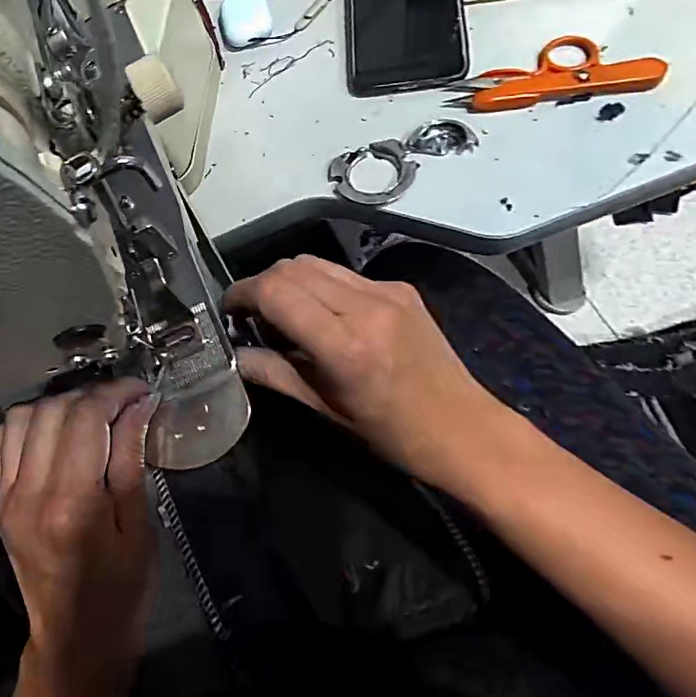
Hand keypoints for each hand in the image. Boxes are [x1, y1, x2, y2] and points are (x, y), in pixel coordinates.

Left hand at [0, 378, 158, 696]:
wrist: (74, 641)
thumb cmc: (121, 590)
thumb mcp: (140, 525)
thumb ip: (131, 459)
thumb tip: (138, 406)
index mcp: (72, 503)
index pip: (86, 417)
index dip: (116, 393)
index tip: (140, 390)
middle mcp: (30, 494)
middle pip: (53, 410)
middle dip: (92, 395)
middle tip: (123, 403)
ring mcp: (7, 497)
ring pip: (23, 417)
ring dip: (59, 405)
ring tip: (90, 414)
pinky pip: (5, 441)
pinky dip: (30, 424)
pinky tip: (57, 432)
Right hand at [225, 255, 516, 485]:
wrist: (465, 428)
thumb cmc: (393, 433)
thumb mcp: (326, 410)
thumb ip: (275, 374)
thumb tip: (235, 355)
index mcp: (345, 344)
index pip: (276, 292)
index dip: (242, 293)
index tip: (229, 310)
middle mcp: (366, 306)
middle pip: (292, 268)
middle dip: (262, 284)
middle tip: (252, 314)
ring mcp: (387, 291)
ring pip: (317, 263)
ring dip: (289, 279)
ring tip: (283, 311)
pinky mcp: (401, 288)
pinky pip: (345, 273)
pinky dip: (321, 284)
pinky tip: (323, 312)